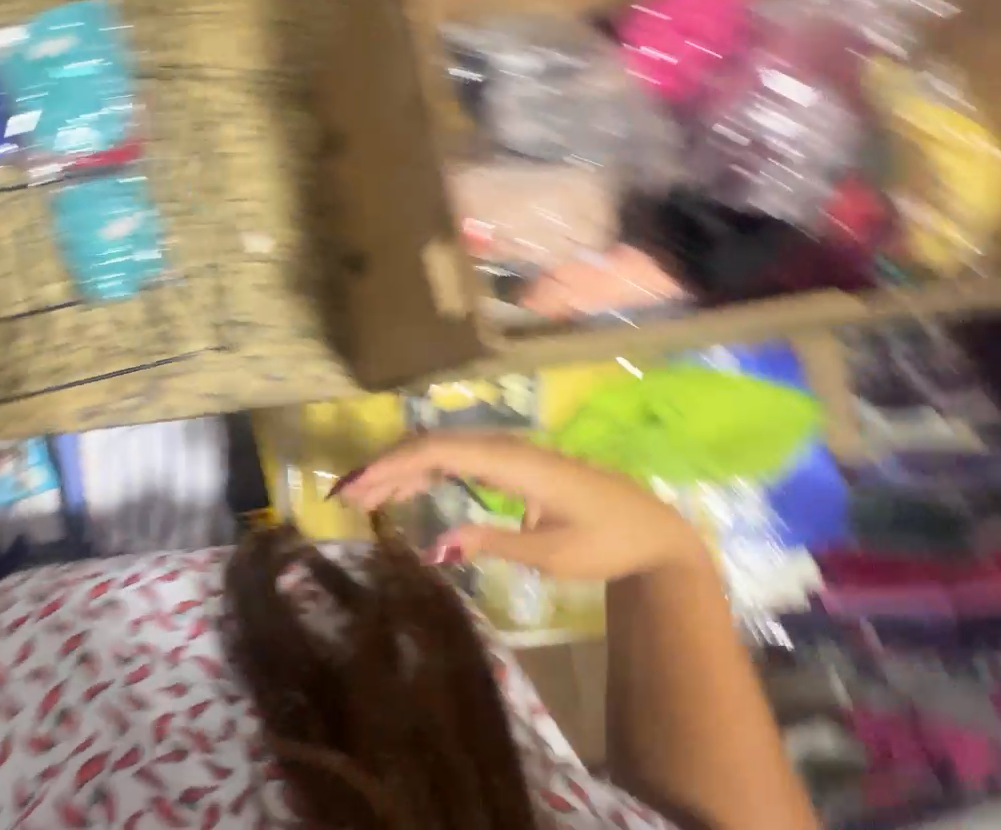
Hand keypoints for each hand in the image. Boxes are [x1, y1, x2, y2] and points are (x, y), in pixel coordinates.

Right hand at [334, 431, 707, 581]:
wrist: (654, 534)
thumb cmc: (608, 544)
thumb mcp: (551, 554)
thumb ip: (491, 543)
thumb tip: (434, 547)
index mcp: (512, 463)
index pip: (439, 452)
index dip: (393, 465)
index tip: (358, 486)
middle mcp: (504, 448)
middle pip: (431, 446)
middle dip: (385, 468)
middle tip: (346, 497)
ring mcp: (506, 454)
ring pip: (440, 451)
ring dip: (400, 470)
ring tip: (364, 497)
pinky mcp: (509, 466)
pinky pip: (456, 460)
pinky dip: (425, 474)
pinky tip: (405, 492)